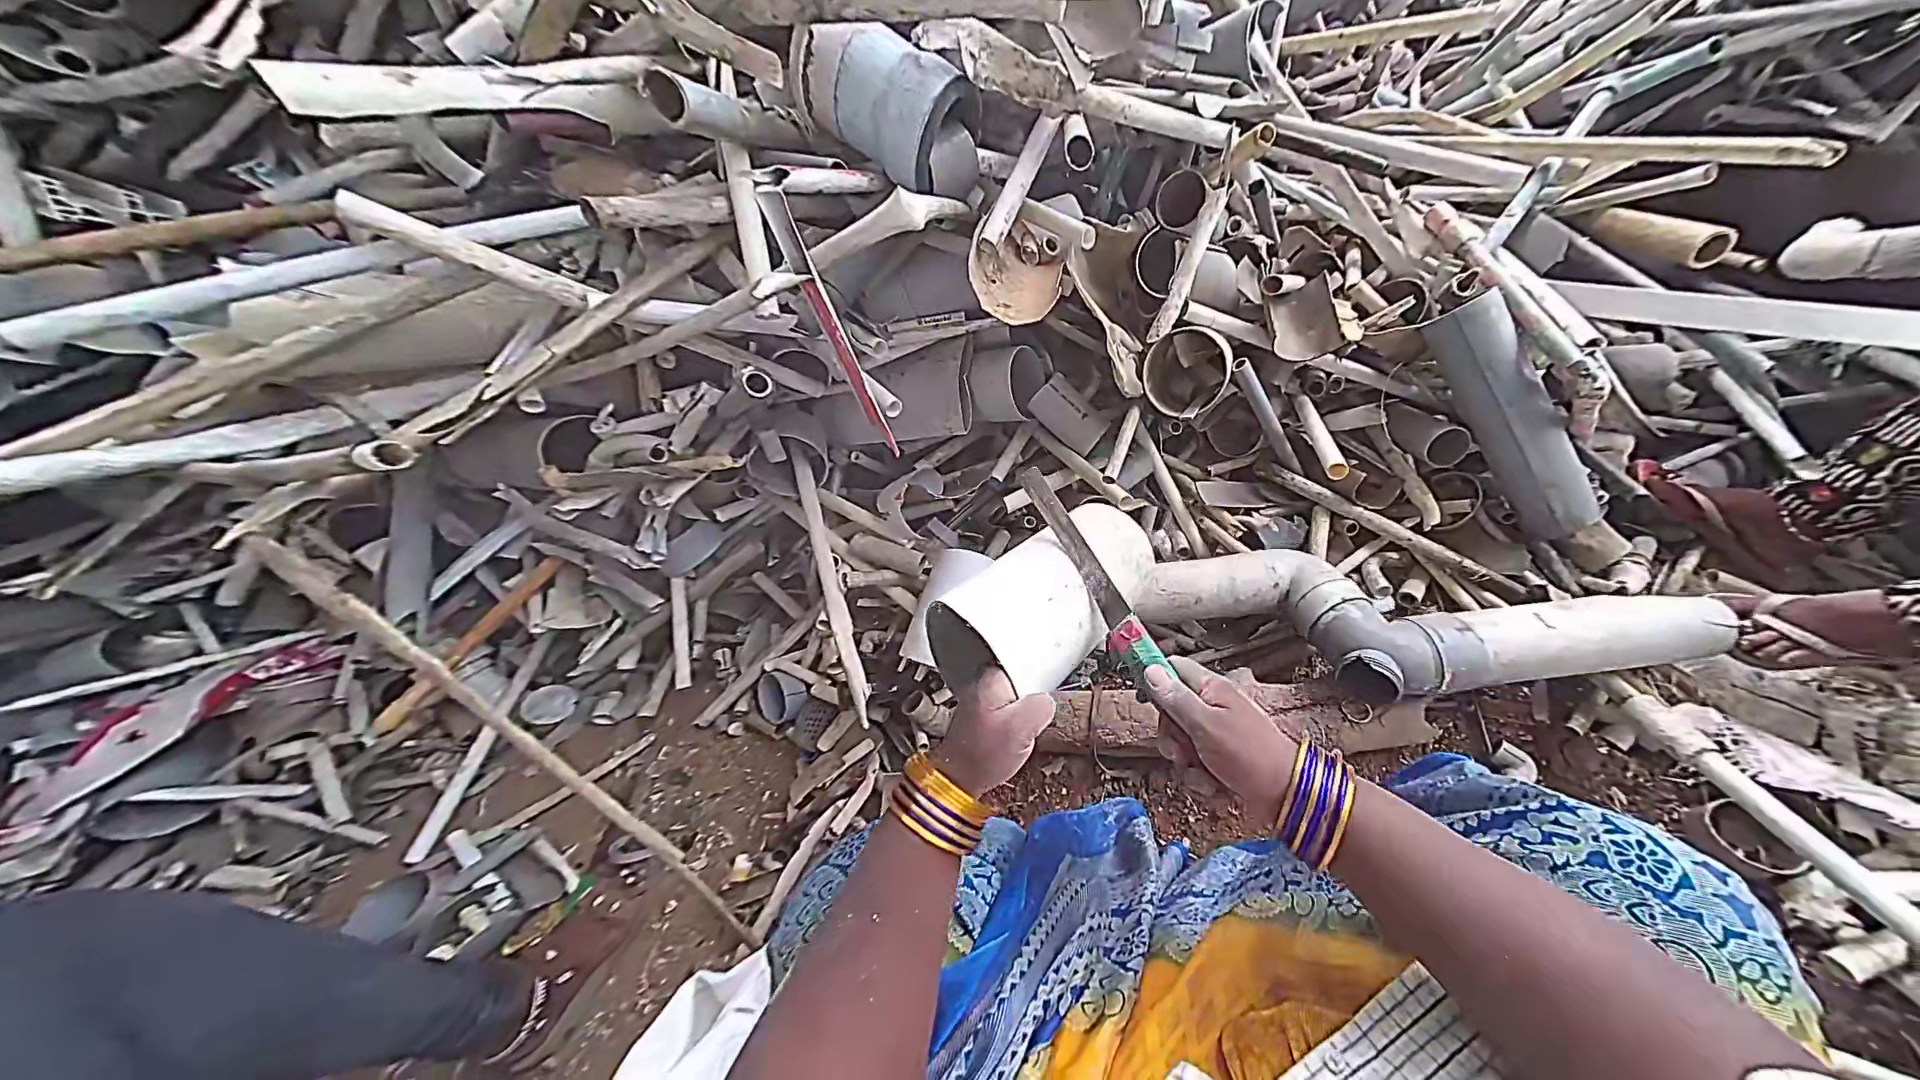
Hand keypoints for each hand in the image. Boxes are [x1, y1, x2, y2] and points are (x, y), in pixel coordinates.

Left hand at [929, 668, 1055, 796]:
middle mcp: (982, 685)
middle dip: (1032, 702)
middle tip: (1033, 722)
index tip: (1047, 699)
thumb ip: (1041, 706)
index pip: (1026, 666)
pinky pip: (1006, 715)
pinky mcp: (980, 718)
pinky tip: (1012, 740)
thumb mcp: (1022, 728)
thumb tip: (1047, 701)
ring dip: (1023, 716)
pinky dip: (1013, 726)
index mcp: (992, 679)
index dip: (1042, 683)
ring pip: (1015, 701)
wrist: (958, 780)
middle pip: (1022, 684)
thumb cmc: (982, 755)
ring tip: (1021, 733)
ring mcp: (979, 702)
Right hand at [1144, 656, 1298, 824]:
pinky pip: (1194, 765)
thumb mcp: (1205, 724)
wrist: (1287, 798)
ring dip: (1186, 763)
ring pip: (1180, 742)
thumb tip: (1150, 670)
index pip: (1173, 669)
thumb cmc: (1250, 756)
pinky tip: (1216, 786)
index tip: (1145, 700)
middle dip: (1171, 737)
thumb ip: (1175, 698)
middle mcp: (1212, 708)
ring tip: (1204, 773)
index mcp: (1212, 689)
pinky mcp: (1219, 759)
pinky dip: (1200, 779)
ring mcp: (1216, 734)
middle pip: (1171, 711)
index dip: (1155, 680)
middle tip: (1183, 750)